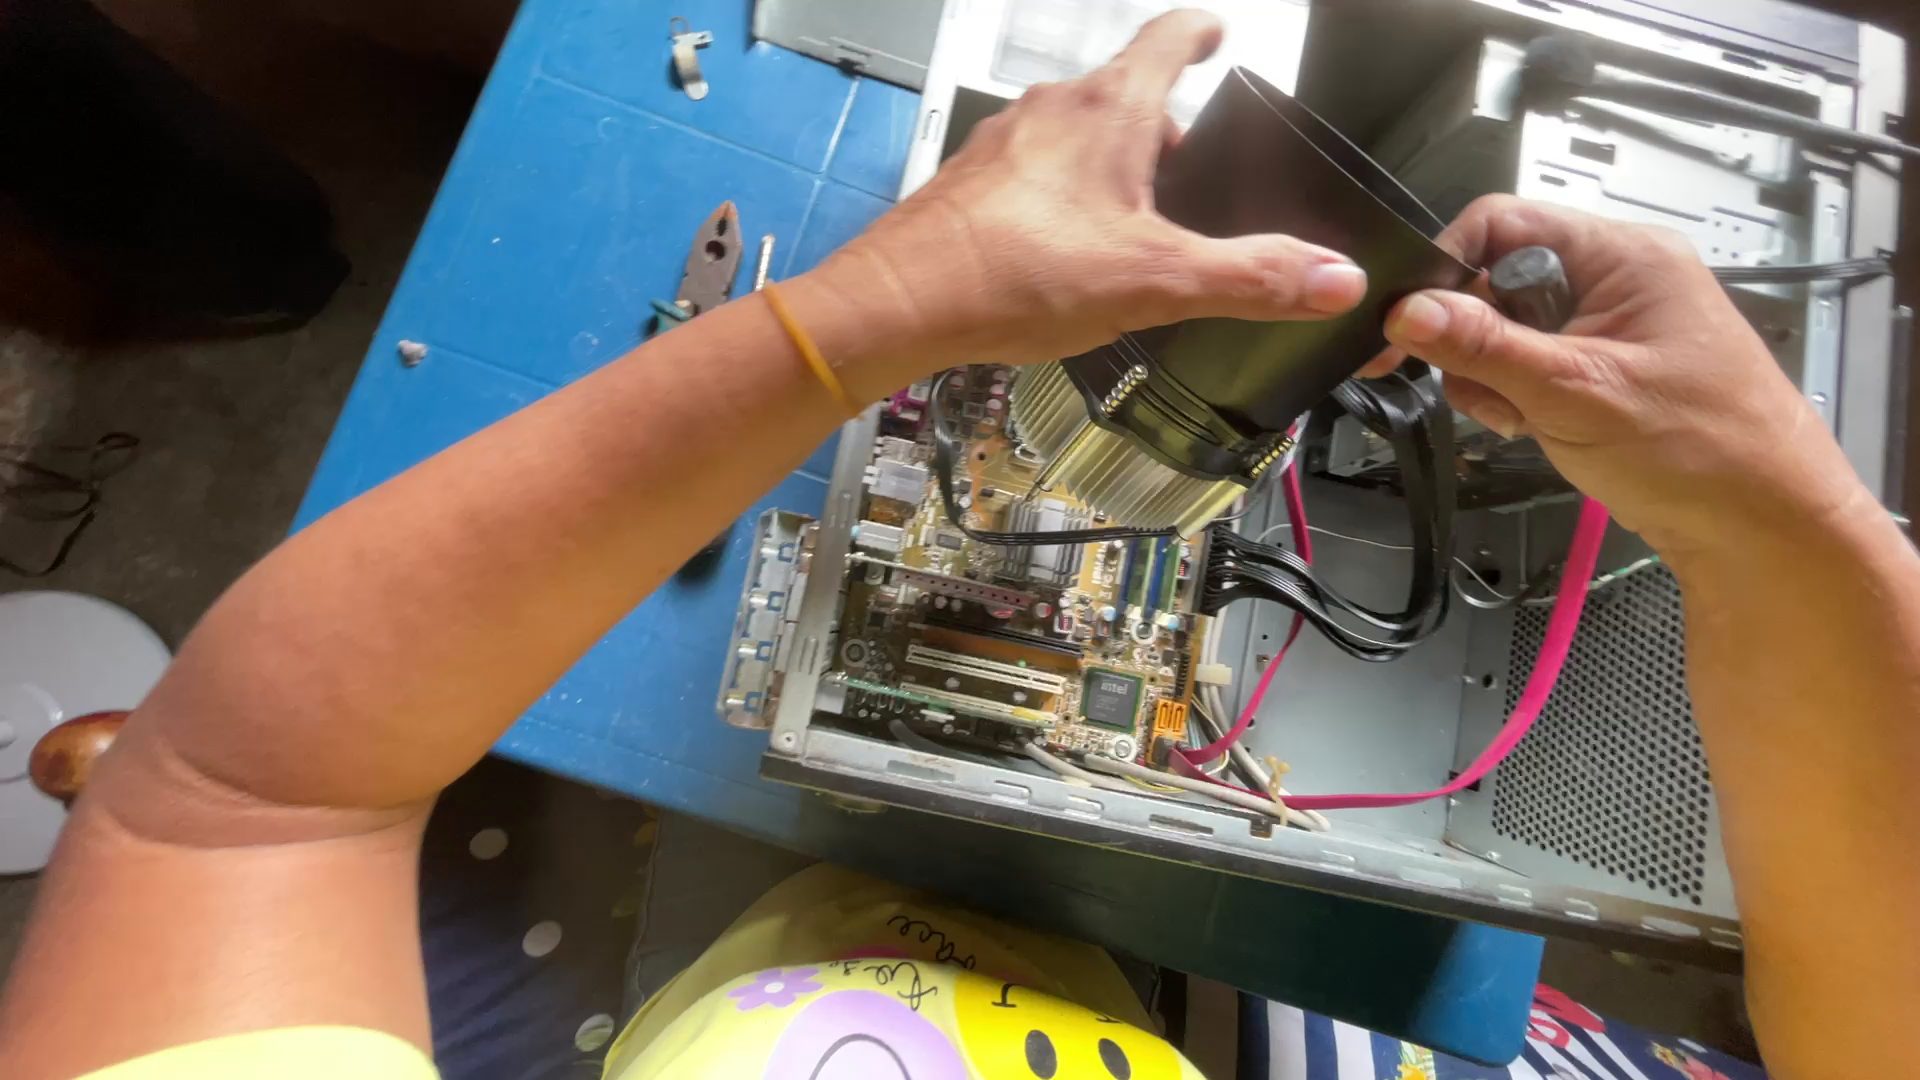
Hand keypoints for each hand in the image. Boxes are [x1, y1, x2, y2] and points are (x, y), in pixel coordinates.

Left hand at [806, 9, 1367, 390]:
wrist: (905, 302)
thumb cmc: (1019, 275)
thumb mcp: (1153, 281)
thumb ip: (1247, 278)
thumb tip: (1334, 279)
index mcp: (1110, 111)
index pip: (1171, 39)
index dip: (1203, 34)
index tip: (1220, 35)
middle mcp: (1052, 111)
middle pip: (1122, 95)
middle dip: (1159, 126)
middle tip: (1181, 173)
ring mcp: (1003, 145)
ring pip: (1071, 137)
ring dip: (1105, 166)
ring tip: (1124, 222)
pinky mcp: (969, 186)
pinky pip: (1027, 176)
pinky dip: (1055, 198)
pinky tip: (1056, 248)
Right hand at [1367, 194, 1868, 561]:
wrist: (1750, 517)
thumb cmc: (1687, 444)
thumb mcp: (1570, 389)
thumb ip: (1483, 346)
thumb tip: (1403, 311)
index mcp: (1618, 256)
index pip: (1499, 224)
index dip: (1444, 267)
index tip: (1407, 327)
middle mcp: (1602, 277)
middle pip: (1486, 281)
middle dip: (1465, 339)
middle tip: (1479, 388)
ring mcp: (1589, 322)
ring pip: (1487, 329)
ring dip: (1481, 376)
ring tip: (1519, 415)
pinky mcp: (1578, 362)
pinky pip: (1506, 363)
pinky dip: (1498, 395)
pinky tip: (1526, 421)